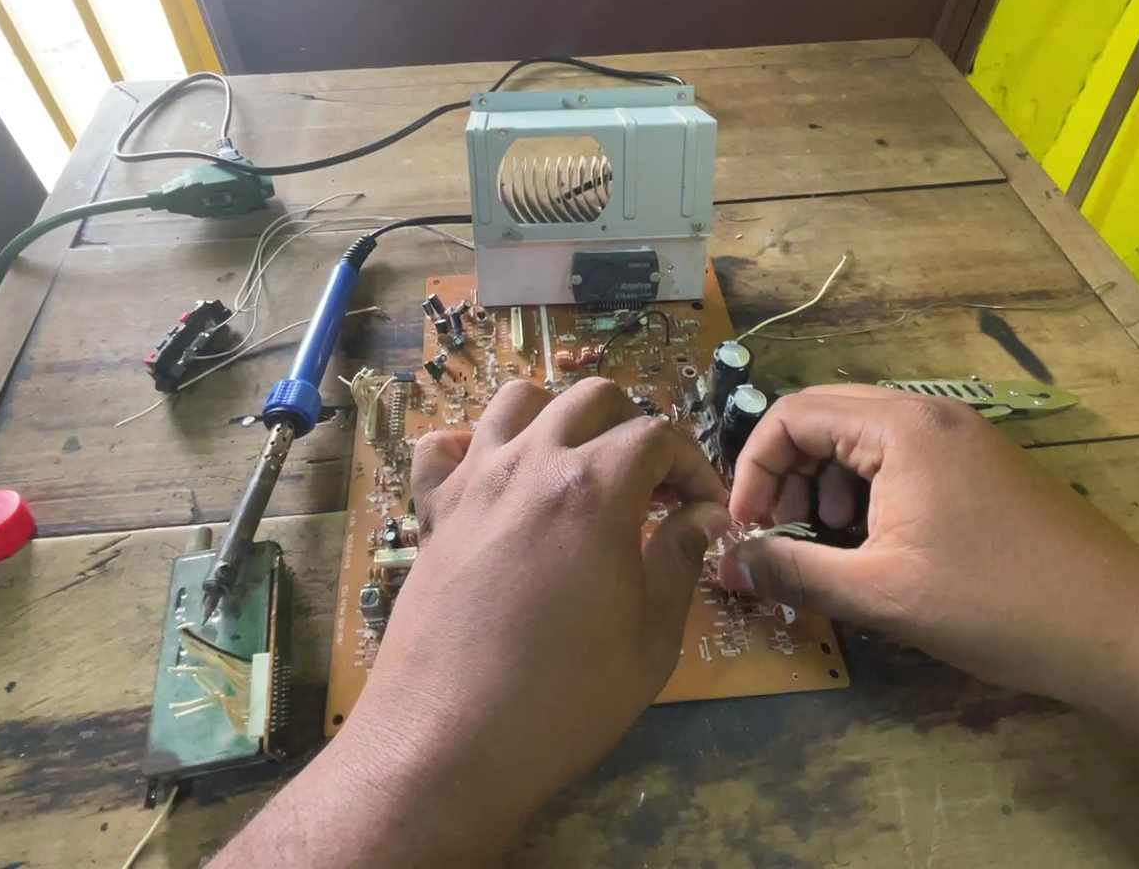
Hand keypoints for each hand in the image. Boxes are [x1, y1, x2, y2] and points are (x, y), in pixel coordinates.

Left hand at [299, 379, 726, 858]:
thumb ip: (680, 556)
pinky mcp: (434, 509)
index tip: (705, 509)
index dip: (694, 465)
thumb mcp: (651, 635)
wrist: (448, 740)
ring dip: (558, 419)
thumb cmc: (565, 695)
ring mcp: (474, 479)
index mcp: (593, 486)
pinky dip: (470, 447)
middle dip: (635, 427)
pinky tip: (492, 479)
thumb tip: (702, 514)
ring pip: (518, 399)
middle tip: (650, 484)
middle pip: (593, 398)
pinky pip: (442, 446)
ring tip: (575, 467)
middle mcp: (531, 461)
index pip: (658, 435)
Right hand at [715, 383, 1138, 710]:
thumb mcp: (880, 593)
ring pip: (856, 438)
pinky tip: (874, 542)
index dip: (754, 468)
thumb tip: (722, 565)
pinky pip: (893, 457)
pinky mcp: (976, 463)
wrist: (1134, 636)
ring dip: (823, 483)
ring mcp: (956, 435)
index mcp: (899, 426)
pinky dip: (863, 491)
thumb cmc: (999, 605)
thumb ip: (792, 571)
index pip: (791, 415)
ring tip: (828, 541)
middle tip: (779, 532)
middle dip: (785, 474)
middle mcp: (926, 413)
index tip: (746, 527)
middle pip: (820, 419)